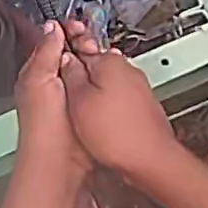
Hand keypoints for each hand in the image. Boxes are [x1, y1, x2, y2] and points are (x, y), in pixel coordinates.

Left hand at [15, 20, 89, 175]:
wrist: (61, 159)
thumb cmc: (43, 124)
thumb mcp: (40, 78)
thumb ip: (46, 51)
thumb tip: (52, 27)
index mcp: (37, 73)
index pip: (51, 42)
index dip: (65, 31)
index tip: (79, 26)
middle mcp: (53, 84)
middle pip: (72, 54)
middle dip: (84, 46)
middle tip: (92, 43)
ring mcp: (72, 96)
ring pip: (86, 69)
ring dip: (95, 62)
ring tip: (101, 56)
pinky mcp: (87, 108)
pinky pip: (97, 87)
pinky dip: (103, 80)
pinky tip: (109, 77)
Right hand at [59, 39, 183, 179]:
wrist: (151, 160)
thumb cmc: (117, 134)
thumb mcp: (79, 101)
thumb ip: (71, 75)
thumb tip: (65, 58)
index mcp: (110, 62)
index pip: (81, 47)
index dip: (65, 58)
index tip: (56, 68)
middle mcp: (127, 70)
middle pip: (94, 67)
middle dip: (80, 80)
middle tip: (67, 99)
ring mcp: (137, 88)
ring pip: (106, 85)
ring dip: (94, 96)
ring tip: (84, 117)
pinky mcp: (142, 106)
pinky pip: (118, 100)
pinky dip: (107, 109)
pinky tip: (101, 126)